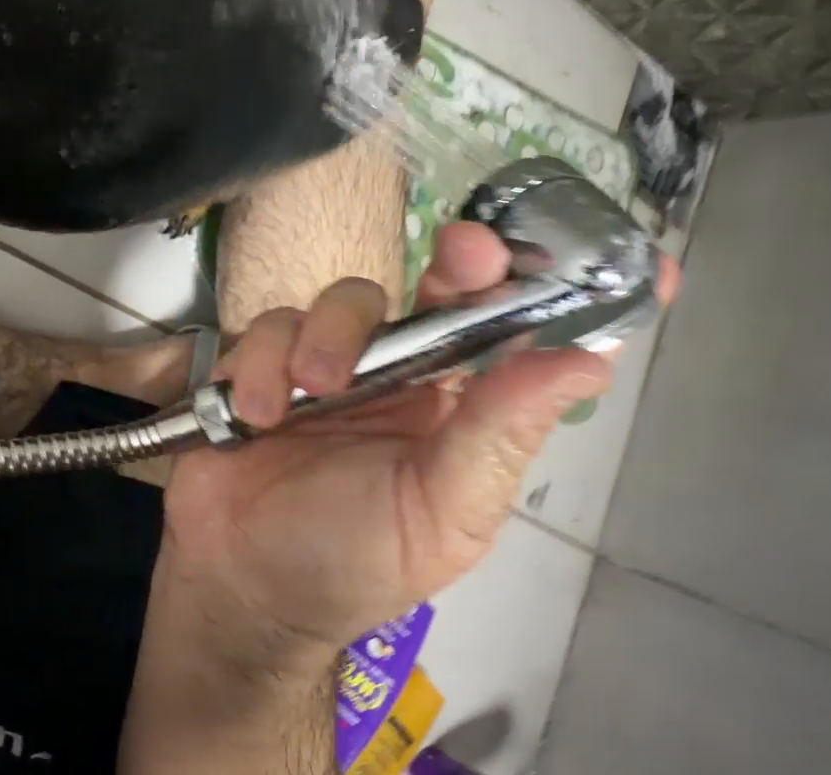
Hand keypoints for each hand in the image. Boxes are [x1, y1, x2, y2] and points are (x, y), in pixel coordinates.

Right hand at [160, 222, 679, 667]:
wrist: (242, 582)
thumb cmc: (353, 558)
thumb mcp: (441, 511)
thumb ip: (497, 435)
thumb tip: (588, 362)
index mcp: (453, 405)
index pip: (505, 331)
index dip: (539, 283)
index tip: (574, 247)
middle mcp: (397, 371)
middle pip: (431, 286)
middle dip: (454, 263)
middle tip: (466, 250)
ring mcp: (325, 361)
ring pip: (342, 301)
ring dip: (324, 338)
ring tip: (305, 395)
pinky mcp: (261, 362)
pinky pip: (267, 328)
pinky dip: (258, 365)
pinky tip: (253, 415)